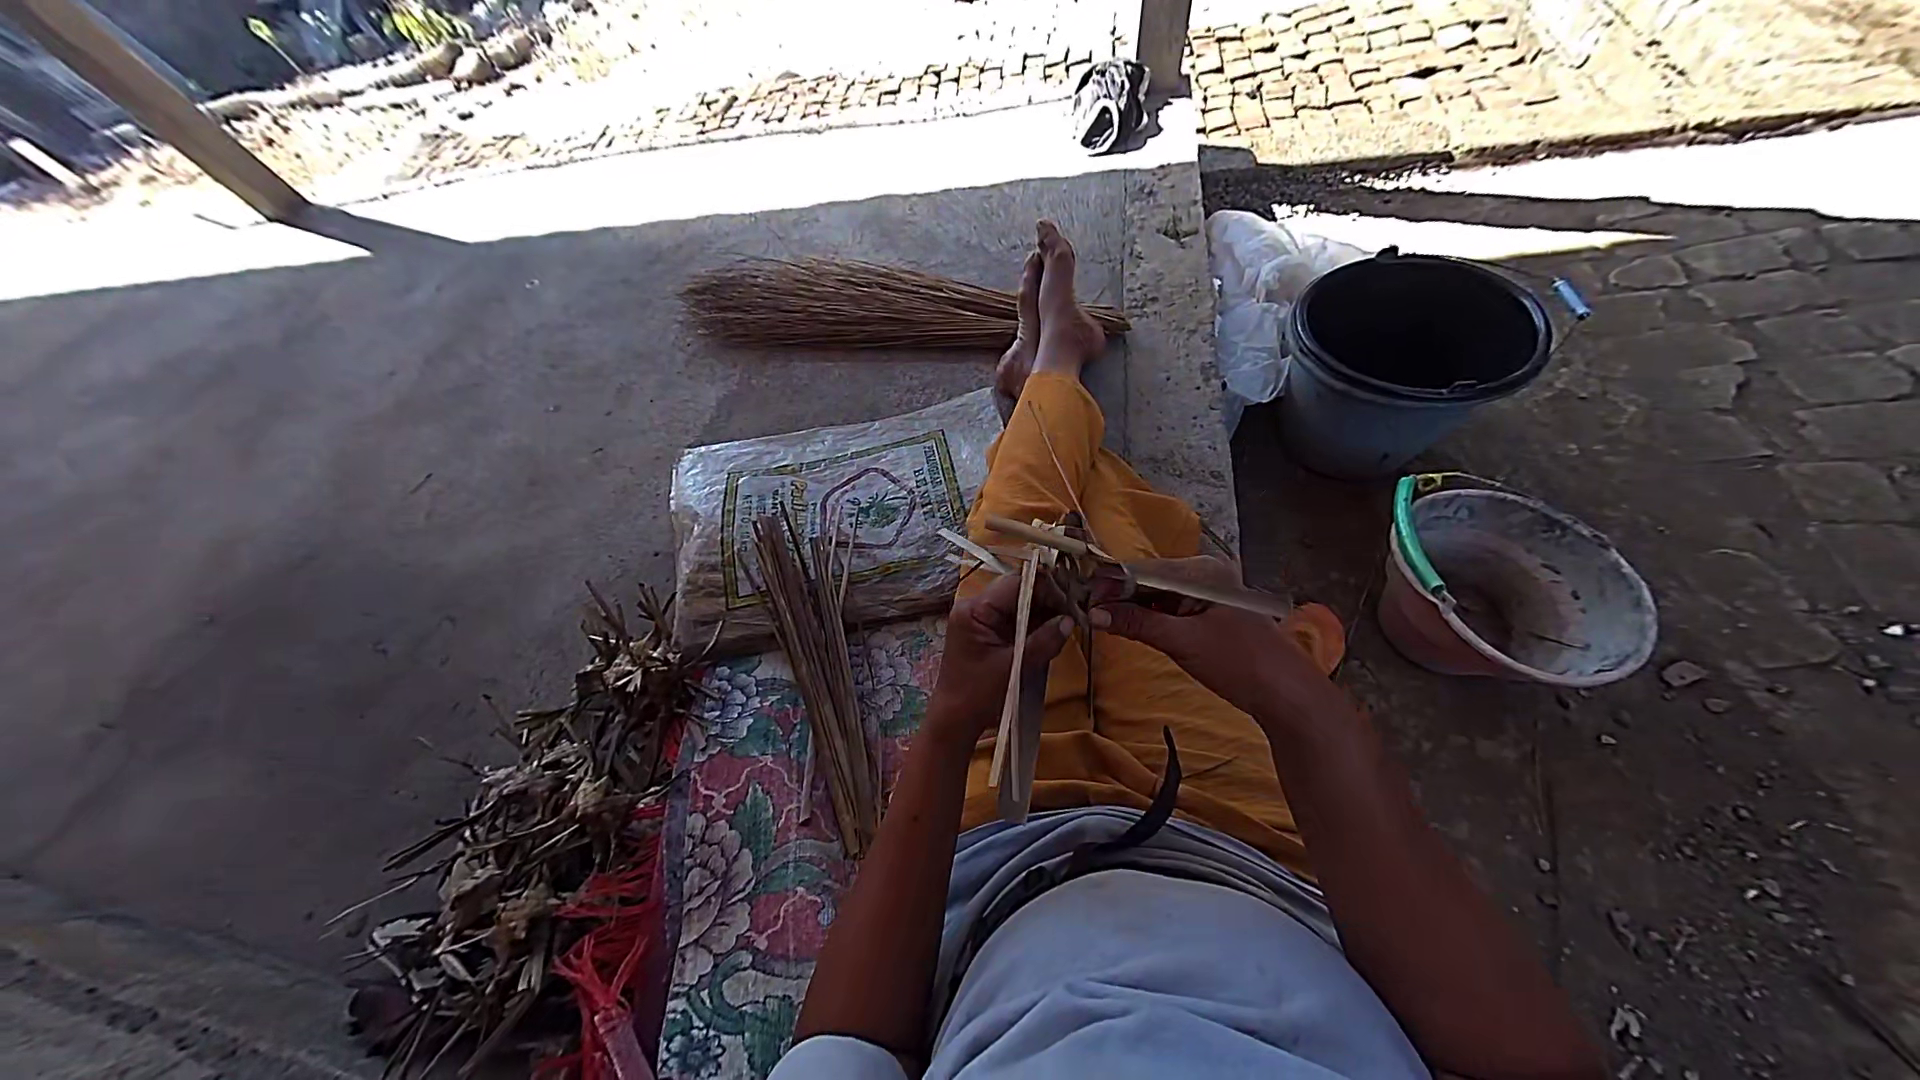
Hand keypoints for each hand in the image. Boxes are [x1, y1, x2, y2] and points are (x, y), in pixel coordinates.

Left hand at [930, 570, 1073, 740]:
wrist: (954, 720)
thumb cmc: (978, 695)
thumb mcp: (1015, 667)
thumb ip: (1043, 641)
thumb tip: (1070, 620)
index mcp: (974, 610)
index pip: (1016, 584)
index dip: (1046, 588)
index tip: (1070, 601)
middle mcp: (974, 607)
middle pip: (1018, 591)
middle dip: (1047, 600)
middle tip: (1073, 613)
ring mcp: (979, 619)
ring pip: (1018, 604)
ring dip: (1042, 613)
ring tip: (1066, 623)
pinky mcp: (985, 631)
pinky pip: (1013, 619)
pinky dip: (1032, 624)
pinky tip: (1051, 633)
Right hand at [1089, 557, 1331, 721]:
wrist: (1287, 696)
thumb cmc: (1239, 662)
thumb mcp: (1182, 640)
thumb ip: (1137, 622)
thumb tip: (1095, 613)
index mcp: (1203, 572)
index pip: (1145, 570)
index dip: (1112, 583)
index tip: (1084, 596)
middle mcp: (1205, 576)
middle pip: (1150, 581)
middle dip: (1119, 595)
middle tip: (1088, 610)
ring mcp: (1208, 596)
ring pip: (1157, 596)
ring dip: (1131, 608)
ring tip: (1101, 618)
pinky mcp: (1208, 616)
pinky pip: (1169, 610)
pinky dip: (1148, 618)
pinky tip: (1128, 625)